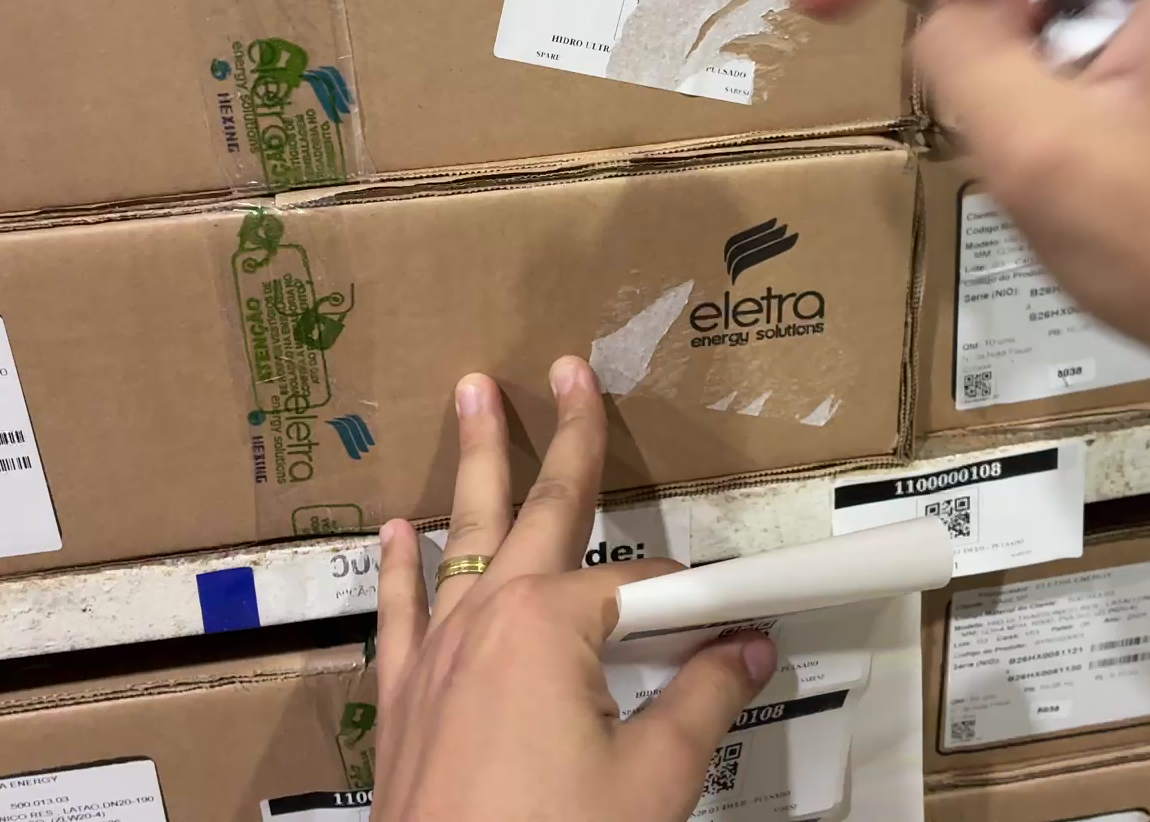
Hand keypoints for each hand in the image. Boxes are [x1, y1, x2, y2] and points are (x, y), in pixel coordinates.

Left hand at [373, 357, 778, 821]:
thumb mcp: (649, 786)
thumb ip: (701, 702)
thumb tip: (751, 650)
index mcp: (551, 626)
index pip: (642, 588)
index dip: (690, 603)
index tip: (728, 621)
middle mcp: (489, 615)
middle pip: (544, 507)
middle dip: (567, 435)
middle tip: (568, 369)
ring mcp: (438, 650)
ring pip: (467, 532)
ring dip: (477, 461)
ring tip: (471, 394)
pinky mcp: (405, 695)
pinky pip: (399, 611)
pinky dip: (401, 567)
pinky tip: (398, 529)